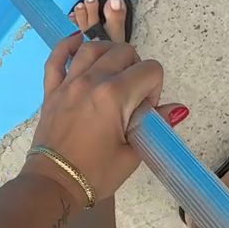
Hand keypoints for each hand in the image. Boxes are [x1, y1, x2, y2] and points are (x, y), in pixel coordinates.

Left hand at [22, 32, 184, 206]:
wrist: (54, 184)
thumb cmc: (96, 174)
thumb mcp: (132, 154)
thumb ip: (155, 125)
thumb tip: (177, 109)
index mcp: (114, 96)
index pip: (150, 70)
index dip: (155, 88)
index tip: (145, 110)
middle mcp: (91, 81)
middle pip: (123, 52)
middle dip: (136, 69)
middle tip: (133, 96)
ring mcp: (68, 83)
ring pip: (92, 48)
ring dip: (109, 53)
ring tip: (114, 72)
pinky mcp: (51, 90)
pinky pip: (56, 58)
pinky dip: (67, 46)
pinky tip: (78, 43)